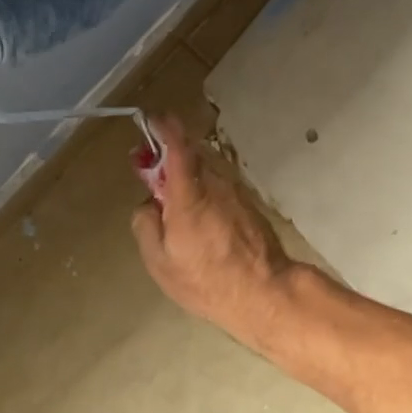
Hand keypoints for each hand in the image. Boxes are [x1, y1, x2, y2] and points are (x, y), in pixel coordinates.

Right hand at [130, 112, 300, 347]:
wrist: (266, 293)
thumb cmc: (207, 280)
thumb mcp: (159, 261)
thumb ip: (145, 223)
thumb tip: (149, 203)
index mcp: (189, 194)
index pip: (177, 144)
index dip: (163, 126)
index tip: (151, 119)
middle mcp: (214, 183)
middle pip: (190, 153)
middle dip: (168, 156)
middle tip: (151, 174)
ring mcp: (235, 191)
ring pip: (205, 170)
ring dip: (188, 176)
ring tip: (176, 206)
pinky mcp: (248, 203)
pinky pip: (219, 186)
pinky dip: (205, 191)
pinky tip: (201, 221)